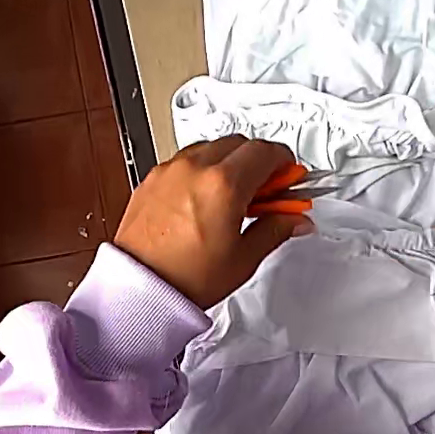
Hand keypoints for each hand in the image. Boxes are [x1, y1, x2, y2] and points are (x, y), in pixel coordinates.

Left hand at [113, 135, 313, 307]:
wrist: (140, 289)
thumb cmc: (185, 276)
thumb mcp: (245, 257)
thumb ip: (277, 229)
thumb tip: (294, 219)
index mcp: (223, 184)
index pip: (267, 152)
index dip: (286, 164)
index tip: (291, 179)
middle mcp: (195, 168)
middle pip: (240, 144)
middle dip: (260, 161)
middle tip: (271, 190)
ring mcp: (170, 170)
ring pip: (212, 148)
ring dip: (232, 162)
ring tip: (239, 196)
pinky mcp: (153, 179)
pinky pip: (186, 161)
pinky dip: (205, 170)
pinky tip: (210, 198)